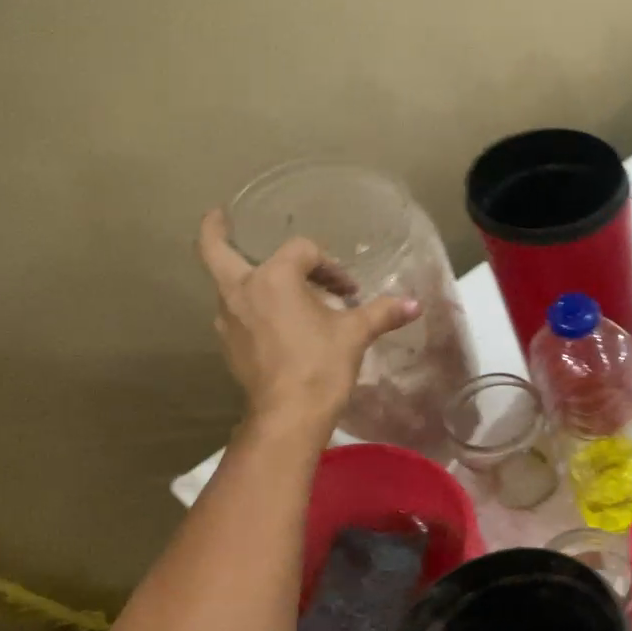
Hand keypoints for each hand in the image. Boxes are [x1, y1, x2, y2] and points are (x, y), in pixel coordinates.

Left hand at [197, 210, 418, 433]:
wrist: (290, 413)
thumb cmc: (321, 365)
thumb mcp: (356, 335)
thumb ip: (383, 313)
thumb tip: (415, 304)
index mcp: (273, 278)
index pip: (302, 252)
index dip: (330, 266)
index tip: (349, 292)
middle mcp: (241, 290)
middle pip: (216, 250)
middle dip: (216, 230)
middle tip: (222, 217)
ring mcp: (229, 318)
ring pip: (228, 284)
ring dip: (246, 278)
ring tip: (274, 288)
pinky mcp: (229, 344)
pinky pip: (236, 314)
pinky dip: (251, 309)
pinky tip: (273, 324)